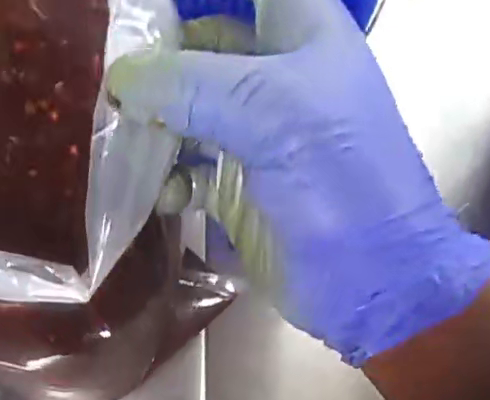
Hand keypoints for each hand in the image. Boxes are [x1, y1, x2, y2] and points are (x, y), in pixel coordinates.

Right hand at [108, 0, 489, 365]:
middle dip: (161, 68)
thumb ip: (192, 86)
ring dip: (159, 130)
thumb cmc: (339, 182)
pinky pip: (193, 177)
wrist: (371, 281)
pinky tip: (168, 198)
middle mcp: (276, 81)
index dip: (193, 7)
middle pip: (204, 52)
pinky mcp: (243, 197)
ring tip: (132, 147)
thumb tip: (123, 78)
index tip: (144, 21)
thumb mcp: (270, 113)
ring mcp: (258, 144)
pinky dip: (174, 184)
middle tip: (118, 87)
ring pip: (191, 117)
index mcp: (300, 32)